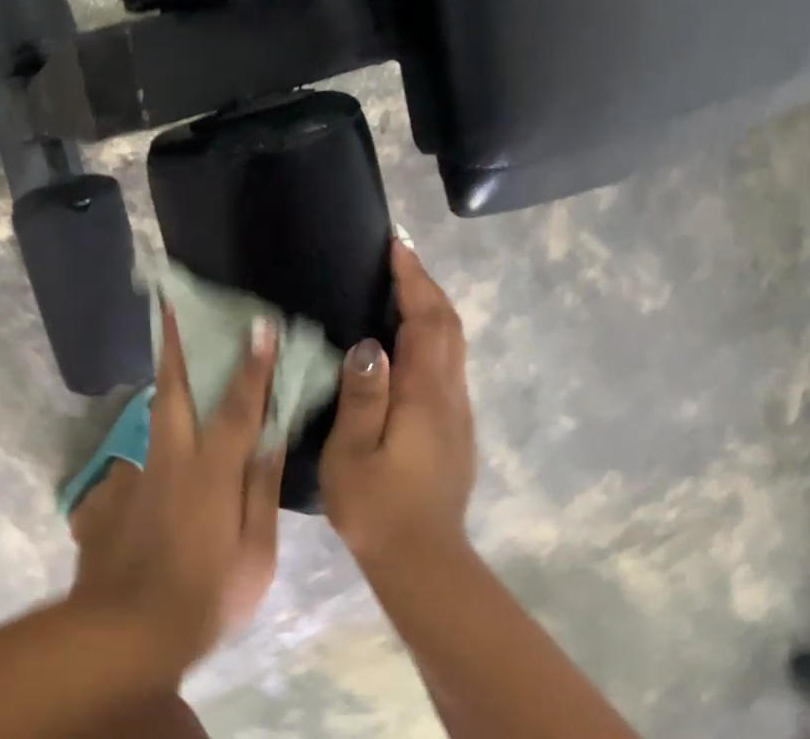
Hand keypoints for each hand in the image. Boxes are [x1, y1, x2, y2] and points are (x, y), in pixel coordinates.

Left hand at [71, 306, 286, 671]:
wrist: (127, 625)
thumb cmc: (206, 595)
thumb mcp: (254, 552)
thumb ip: (260, 489)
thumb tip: (271, 437)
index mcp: (211, 471)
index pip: (238, 406)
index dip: (251, 365)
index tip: (258, 323)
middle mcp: (173, 457)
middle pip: (174, 387)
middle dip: (175, 342)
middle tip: (172, 303)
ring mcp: (144, 471)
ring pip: (157, 410)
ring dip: (168, 376)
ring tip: (175, 348)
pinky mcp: (124, 487)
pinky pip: (148, 440)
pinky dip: (161, 421)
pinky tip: (169, 427)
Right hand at [319, 239, 476, 568]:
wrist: (421, 561)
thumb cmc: (376, 506)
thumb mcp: (352, 452)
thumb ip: (363, 395)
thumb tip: (370, 343)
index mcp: (425, 396)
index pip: (427, 322)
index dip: (413, 282)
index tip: (396, 247)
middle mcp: (450, 398)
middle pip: (449, 327)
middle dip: (426, 287)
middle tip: (397, 258)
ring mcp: (457, 416)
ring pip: (453, 346)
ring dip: (431, 310)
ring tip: (399, 289)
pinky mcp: (453, 431)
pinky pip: (446, 366)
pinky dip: (430, 336)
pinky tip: (405, 342)